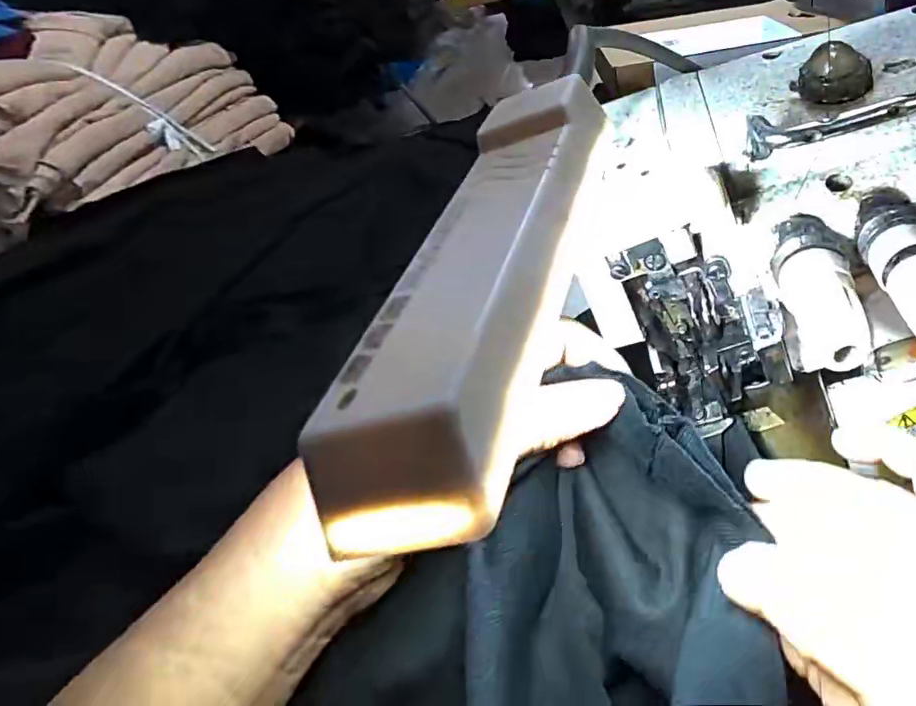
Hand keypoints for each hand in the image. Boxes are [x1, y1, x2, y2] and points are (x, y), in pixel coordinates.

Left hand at [56, 320, 628, 705]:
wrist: (301, 579)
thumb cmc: (375, 490)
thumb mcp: (464, 449)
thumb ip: (537, 420)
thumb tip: (608, 398)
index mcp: (448, 361)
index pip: (526, 336)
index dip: (574, 352)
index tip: (613, 384)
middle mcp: (454, 388)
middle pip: (532, 374)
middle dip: (576, 391)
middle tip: (607, 424)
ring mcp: (455, 430)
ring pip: (527, 414)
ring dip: (564, 427)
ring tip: (586, 453)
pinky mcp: (457, 470)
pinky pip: (515, 451)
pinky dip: (545, 456)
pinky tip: (564, 470)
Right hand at [716, 426, 915, 705]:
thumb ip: (827, 674)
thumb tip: (768, 608)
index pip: (815, 604)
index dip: (763, 579)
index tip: (729, 567)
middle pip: (838, 540)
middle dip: (780, 524)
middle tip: (744, 516)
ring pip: (868, 502)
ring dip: (810, 485)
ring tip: (765, 477)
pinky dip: (891, 447)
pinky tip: (851, 441)